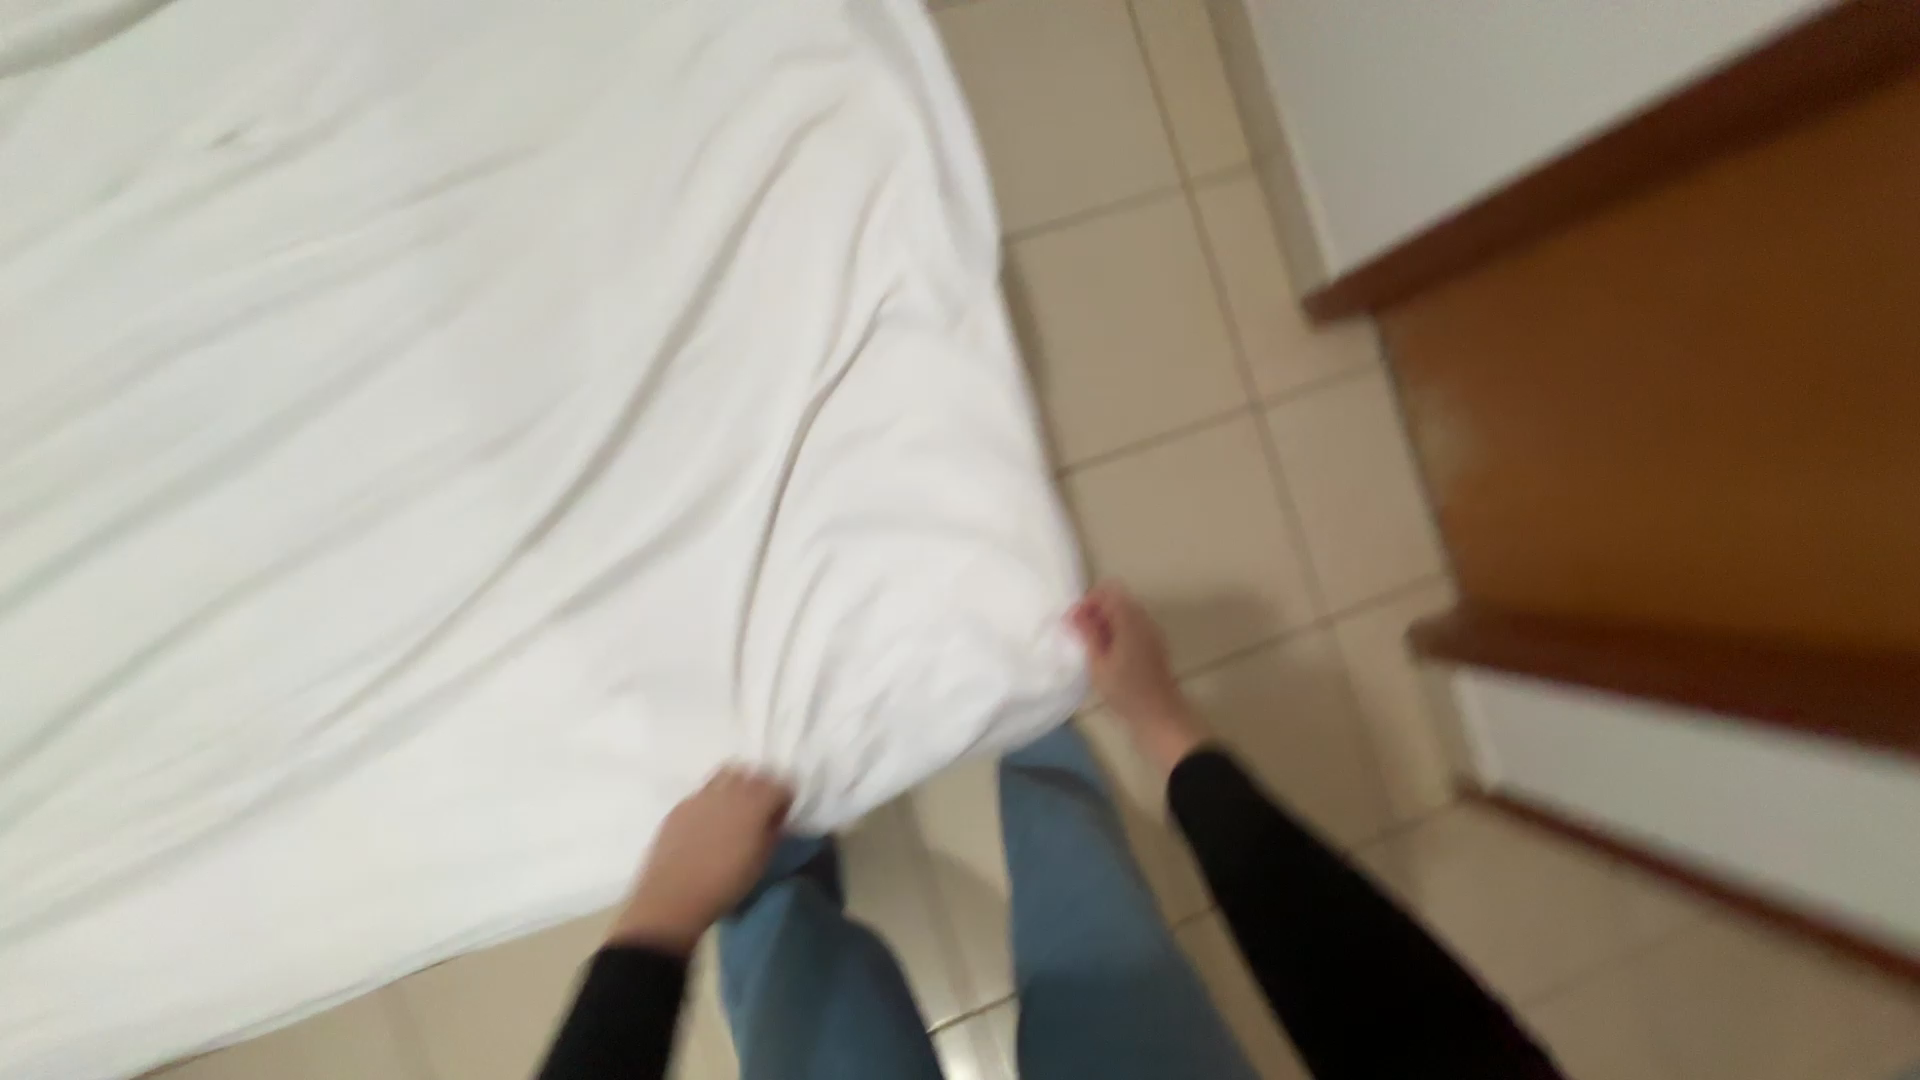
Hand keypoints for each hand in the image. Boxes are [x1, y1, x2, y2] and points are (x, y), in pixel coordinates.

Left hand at [609, 767, 792, 954]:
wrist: (672, 900)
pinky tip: (705, 824)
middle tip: (759, 809)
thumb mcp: (761, 862)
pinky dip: (710, 801)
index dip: (784, 801)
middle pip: (754, 773)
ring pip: (726, 775)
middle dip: (762, 786)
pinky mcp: (680, 806)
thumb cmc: (725, 885)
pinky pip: (702, 793)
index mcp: (756, 804)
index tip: (780, 818)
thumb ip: (773, 832)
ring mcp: (702, 795)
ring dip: (736, 786)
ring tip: (733, 809)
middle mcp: (730, 791)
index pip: (781, 786)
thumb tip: (774, 819)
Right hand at [1068, 581, 1208, 779]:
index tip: (1073, 623)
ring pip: (1123, 615)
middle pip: (1116, 600)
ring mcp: (1151, 633)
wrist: (1161, 717)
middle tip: (1077, 635)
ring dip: (1104, 624)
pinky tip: (1105, 656)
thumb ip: (1088, 634)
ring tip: (1089, 647)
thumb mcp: (1099, 663)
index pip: (1108, 591)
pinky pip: (1131, 628)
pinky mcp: (1153, 646)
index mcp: (1130, 620)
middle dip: (1094, 612)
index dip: (1087, 602)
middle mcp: (1144, 621)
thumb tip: (1075, 613)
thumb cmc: (1127, 692)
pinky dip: (1116, 634)